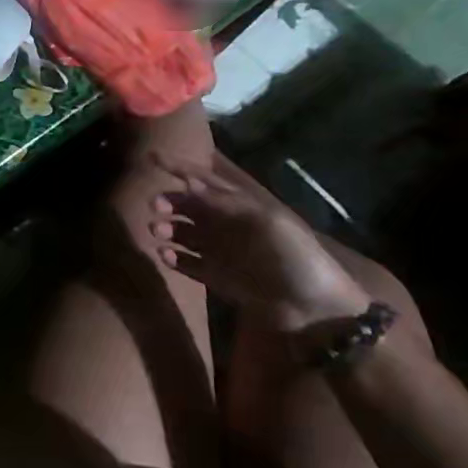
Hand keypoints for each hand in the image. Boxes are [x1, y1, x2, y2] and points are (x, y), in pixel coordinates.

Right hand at [148, 156, 370, 331]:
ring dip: (170, 230)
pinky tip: (164, 256)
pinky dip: (176, 259)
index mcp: (243, 206)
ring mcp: (223, 253)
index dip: (180, 169)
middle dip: (171, 202)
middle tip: (154, 205)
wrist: (315, 308)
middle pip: (192, 207)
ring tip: (156, 232)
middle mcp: (229, 226)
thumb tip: (188, 182)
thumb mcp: (265, 222)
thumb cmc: (295, 256)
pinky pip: (190, 265)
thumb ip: (225, 203)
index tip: (152, 160)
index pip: (206, 181)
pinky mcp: (220, 280)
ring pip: (187, 235)